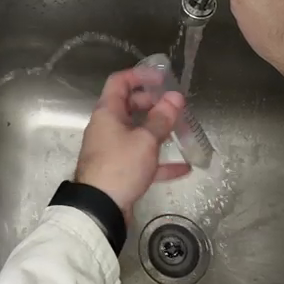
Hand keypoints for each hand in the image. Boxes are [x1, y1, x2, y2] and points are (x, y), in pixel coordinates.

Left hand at [74, 67, 188, 213]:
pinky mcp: (119, 170)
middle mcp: (107, 127)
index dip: (139, 75)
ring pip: (137, 133)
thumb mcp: (145, 140)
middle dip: (153, 104)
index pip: (119, 82)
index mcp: (107, 112)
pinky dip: (160, 161)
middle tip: (174, 107)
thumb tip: (175, 97)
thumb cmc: (120, 166)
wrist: (100, 208)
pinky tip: (184, 168)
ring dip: (157, 131)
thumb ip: (162, 119)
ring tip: (180, 130)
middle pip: (129, 106)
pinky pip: (142, 160)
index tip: (162, 78)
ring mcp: (112, 149)